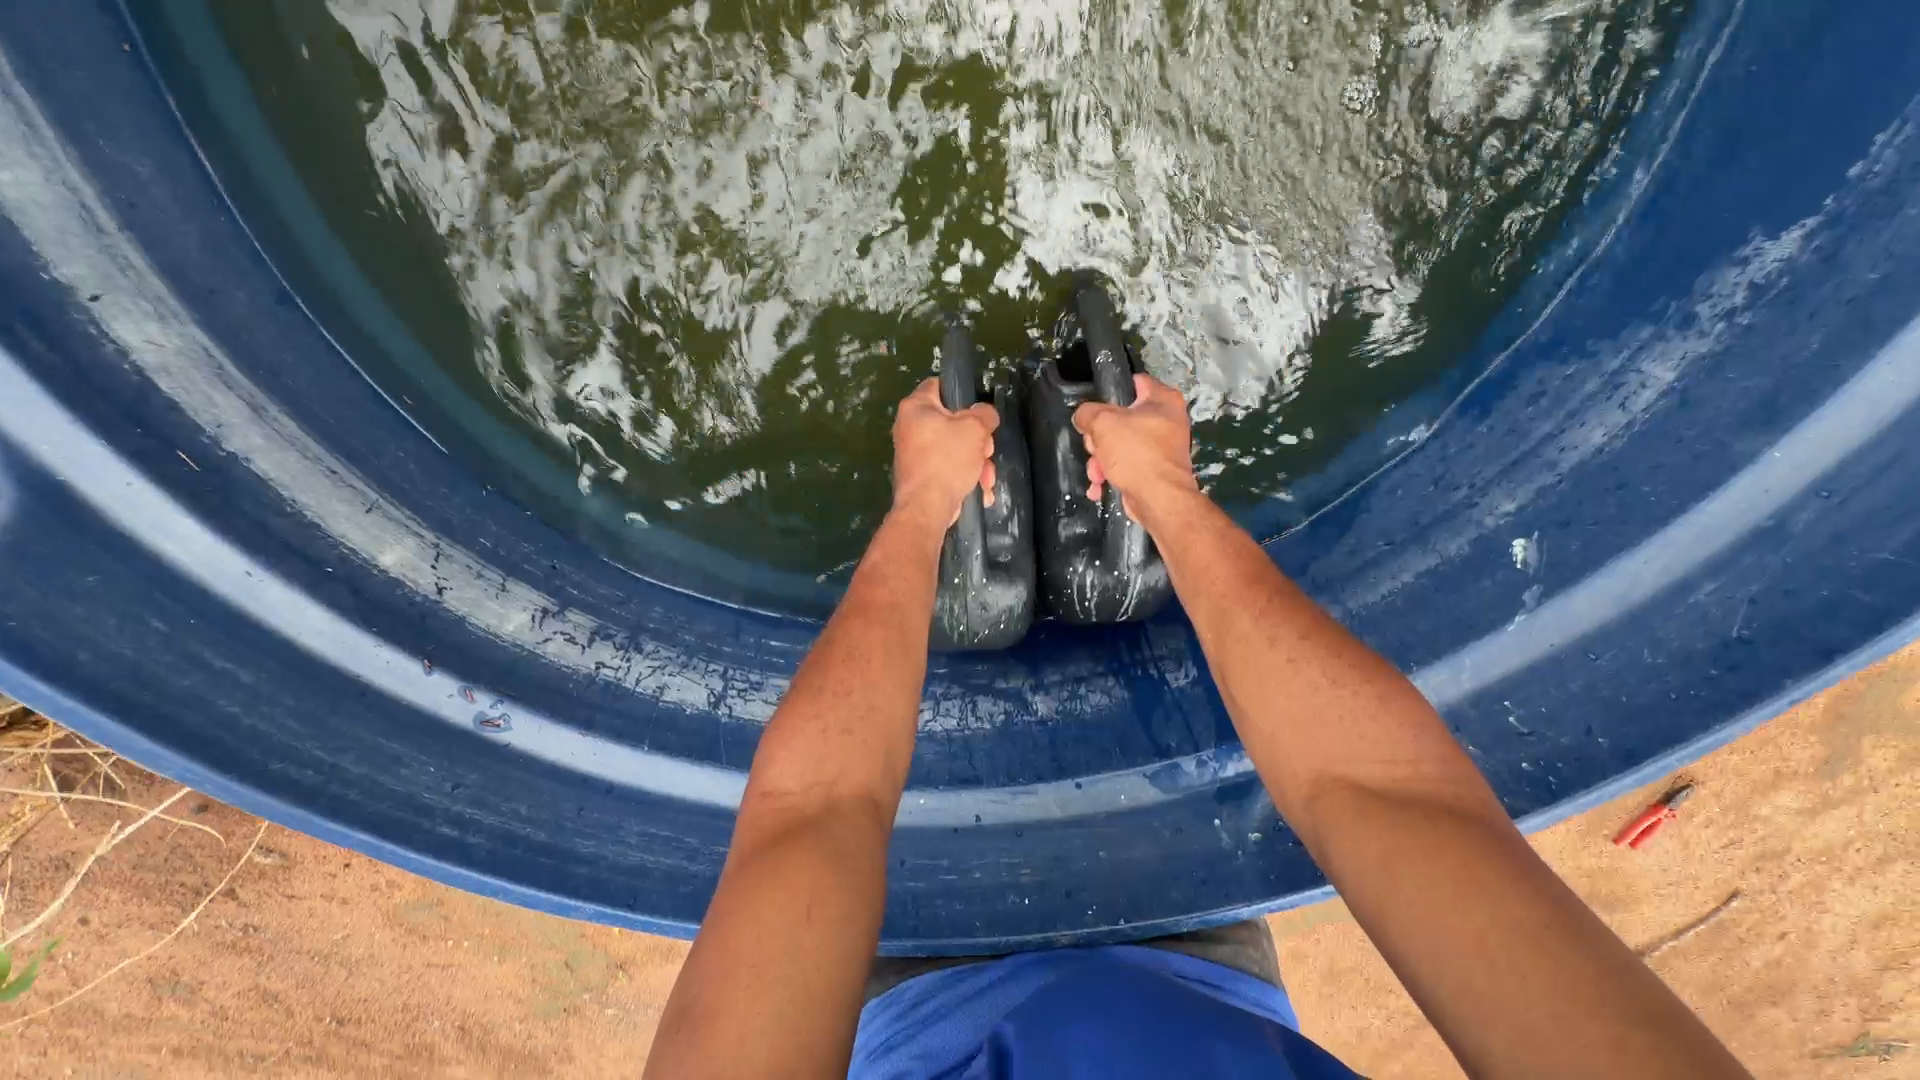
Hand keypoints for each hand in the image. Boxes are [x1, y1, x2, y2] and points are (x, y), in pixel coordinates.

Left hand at [890, 378, 998, 526]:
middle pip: (953, 422)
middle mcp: (910, 427)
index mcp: (916, 407)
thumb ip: (985, 414)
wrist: (927, 507)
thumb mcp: (975, 428)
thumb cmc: (947, 460)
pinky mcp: (921, 475)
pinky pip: (949, 467)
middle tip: (987, 449)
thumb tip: (984, 414)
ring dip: (977, 462)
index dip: (961, 392)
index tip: (979, 409)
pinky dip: (966, 476)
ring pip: (955, 448)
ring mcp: (914, 453)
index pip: (938, 384)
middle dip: (977, 439)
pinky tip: (981, 490)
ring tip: (986, 478)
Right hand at [1072, 373, 1199, 524]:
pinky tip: (1100, 486)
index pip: (1133, 382)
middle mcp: (1166, 420)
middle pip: (1119, 418)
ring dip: (1100, 460)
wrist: (1158, 500)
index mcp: (1163, 400)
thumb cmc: (1136, 453)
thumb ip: (1087, 412)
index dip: (1110, 391)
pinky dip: (1110, 475)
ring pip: (1118, 445)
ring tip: (1097, 473)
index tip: (1094, 406)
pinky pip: (1124, 465)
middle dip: (1099, 437)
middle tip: (1095, 446)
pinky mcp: (1152, 470)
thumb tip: (1083, 417)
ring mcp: (1160, 447)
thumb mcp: (1103, 423)